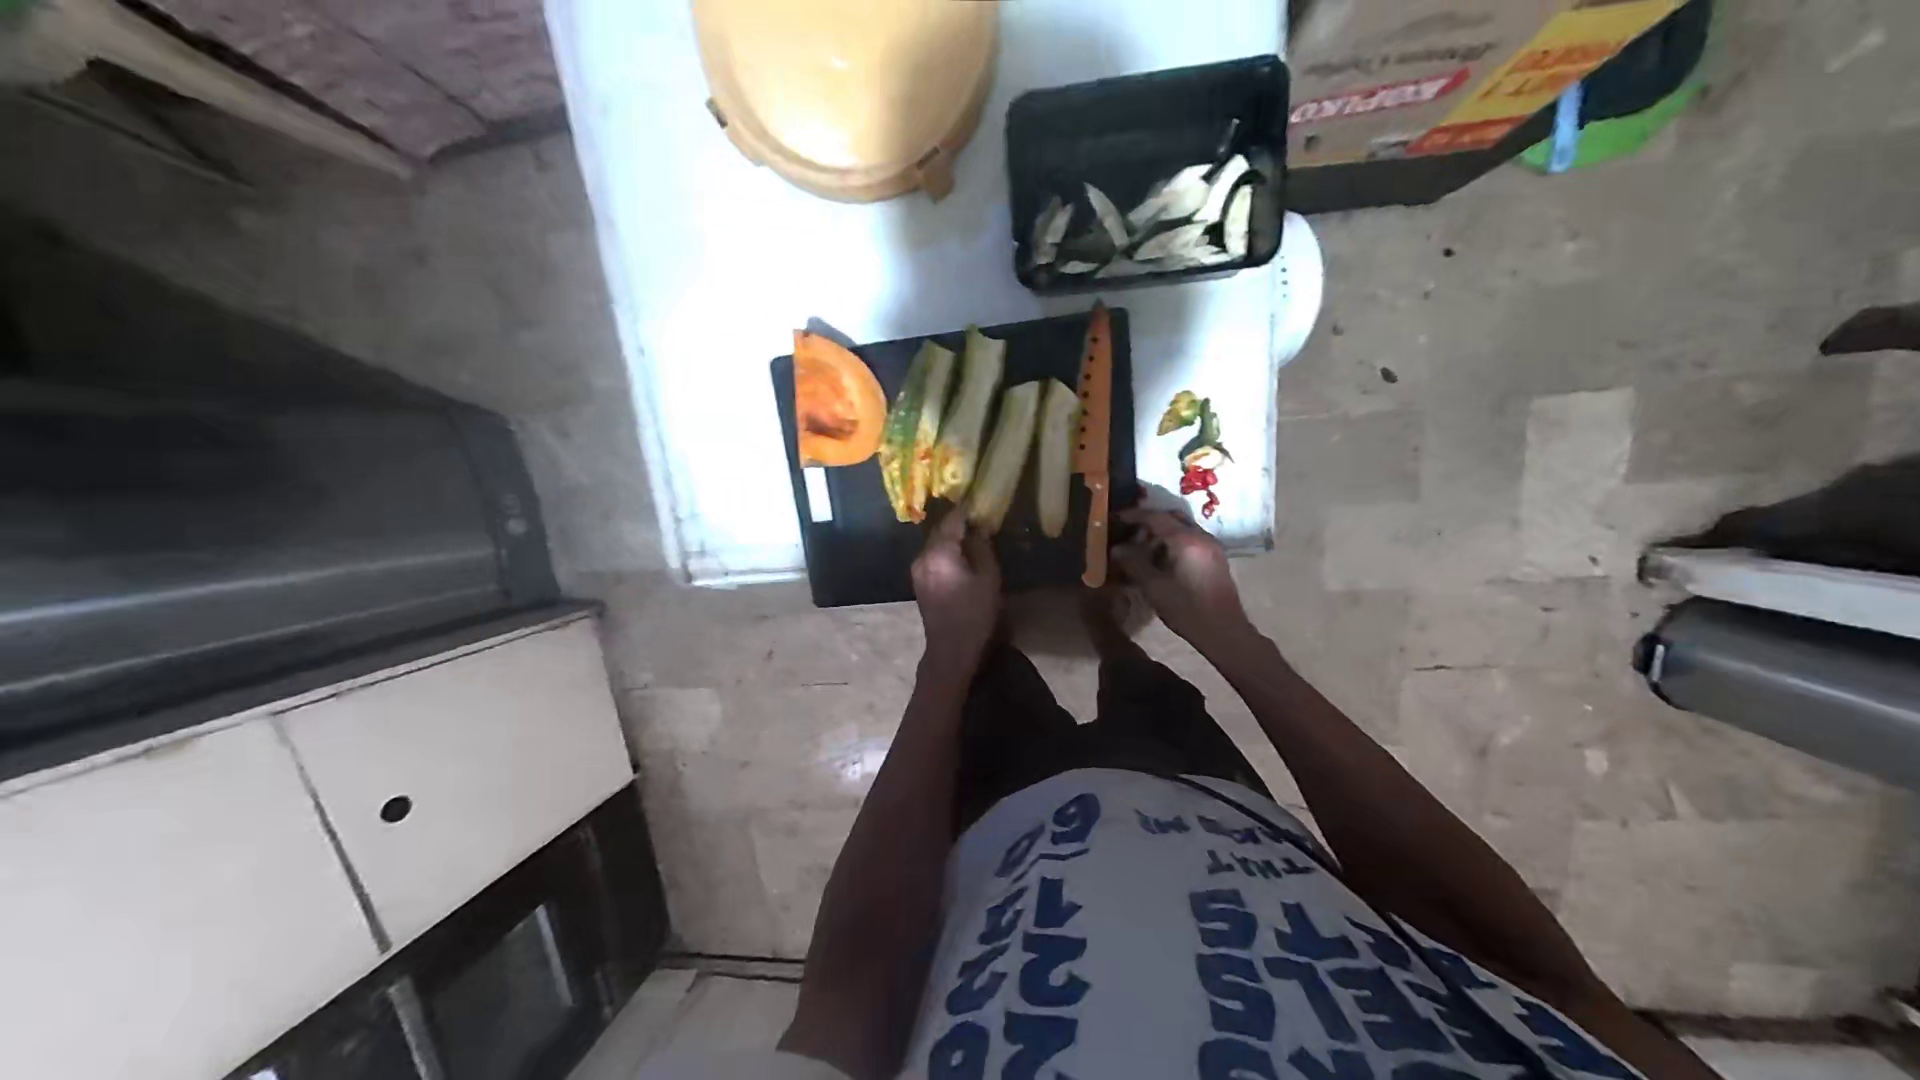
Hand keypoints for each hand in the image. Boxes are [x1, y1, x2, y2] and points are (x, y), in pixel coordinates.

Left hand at [911, 507, 1001, 674]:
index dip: (966, 509)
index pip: (952, 520)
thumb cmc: (974, 613)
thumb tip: (977, 528)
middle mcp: (922, 556)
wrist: (950, 648)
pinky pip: (932, 556)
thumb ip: (981, 547)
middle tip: (978, 517)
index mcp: (939, 552)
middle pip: (940, 530)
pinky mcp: (918, 580)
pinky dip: (945, 550)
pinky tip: (960, 555)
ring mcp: (917, 569)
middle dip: (957, 523)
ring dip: (951, 537)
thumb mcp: (988, 577)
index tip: (980, 502)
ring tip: (971, 535)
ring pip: (935, 543)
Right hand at [1111, 506, 1252, 651]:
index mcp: (1186, 540)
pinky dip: (1174, 542)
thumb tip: (1116, 548)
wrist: (1224, 632)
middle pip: (1172, 518)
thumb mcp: (1154, 587)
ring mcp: (1212, 547)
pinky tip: (1161, 560)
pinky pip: (1191, 540)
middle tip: (1129, 532)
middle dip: (1149, 522)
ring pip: (1182, 529)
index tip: (1116, 518)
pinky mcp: (1215, 559)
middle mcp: (1202, 537)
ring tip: (1142, 549)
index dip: (1134, 515)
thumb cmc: (1186, 610)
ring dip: (1162, 534)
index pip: (1156, 517)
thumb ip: (1134, 563)